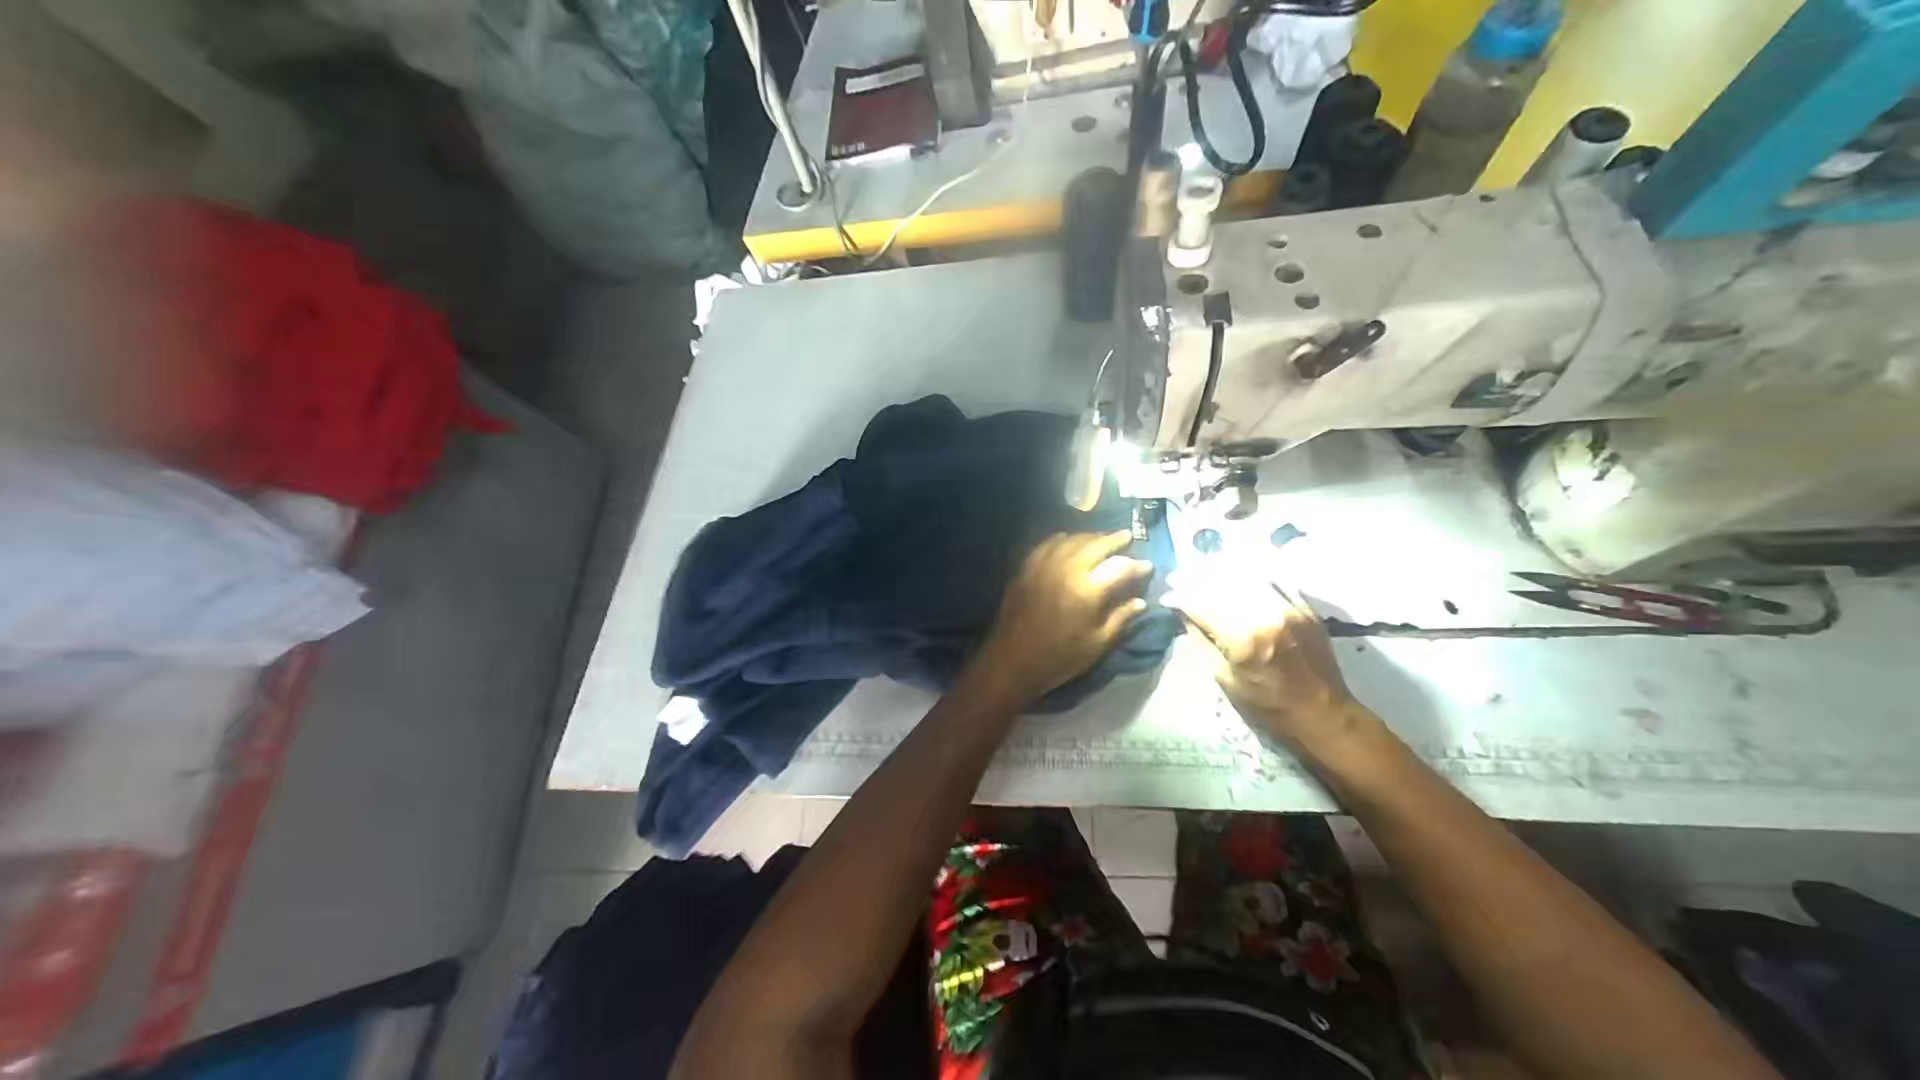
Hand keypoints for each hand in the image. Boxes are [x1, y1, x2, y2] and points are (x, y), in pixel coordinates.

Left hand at [977, 531, 1152, 701]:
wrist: (1013, 661)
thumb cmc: (1060, 658)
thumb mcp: (1098, 643)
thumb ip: (1121, 617)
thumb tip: (1140, 602)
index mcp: (1089, 589)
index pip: (1121, 567)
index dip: (1138, 566)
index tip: (1148, 565)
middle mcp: (1067, 569)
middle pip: (1096, 544)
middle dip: (1115, 539)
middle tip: (1127, 536)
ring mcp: (1044, 565)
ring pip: (1071, 539)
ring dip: (1090, 537)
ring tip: (1101, 539)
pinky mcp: (1026, 568)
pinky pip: (1048, 544)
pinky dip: (1063, 540)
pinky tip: (1068, 542)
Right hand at [1161, 566, 1356, 744]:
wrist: (1321, 714)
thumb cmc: (1266, 705)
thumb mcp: (1223, 677)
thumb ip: (1202, 639)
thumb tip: (1182, 611)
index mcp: (1243, 639)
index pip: (1203, 604)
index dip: (1181, 596)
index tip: (1168, 593)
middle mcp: (1267, 616)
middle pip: (1223, 582)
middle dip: (1196, 577)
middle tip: (1180, 576)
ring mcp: (1289, 607)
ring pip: (1248, 574)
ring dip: (1221, 569)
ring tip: (1204, 569)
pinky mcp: (1304, 607)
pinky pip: (1274, 577)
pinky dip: (1252, 570)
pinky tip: (1237, 569)